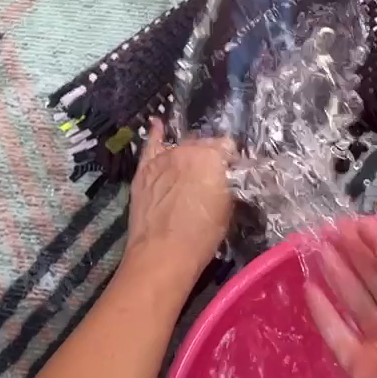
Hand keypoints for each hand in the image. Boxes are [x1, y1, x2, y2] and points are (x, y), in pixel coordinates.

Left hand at [123, 119, 233, 285]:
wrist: (162, 254)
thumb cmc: (201, 236)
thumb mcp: (227, 208)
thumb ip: (228, 183)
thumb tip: (228, 175)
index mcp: (213, 157)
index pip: (228, 147)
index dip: (231, 161)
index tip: (231, 174)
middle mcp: (188, 149)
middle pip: (204, 144)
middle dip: (210, 156)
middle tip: (212, 177)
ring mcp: (163, 157)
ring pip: (181, 146)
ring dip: (189, 154)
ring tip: (192, 168)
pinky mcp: (145, 168)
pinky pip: (152, 145)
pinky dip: (156, 135)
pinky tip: (158, 123)